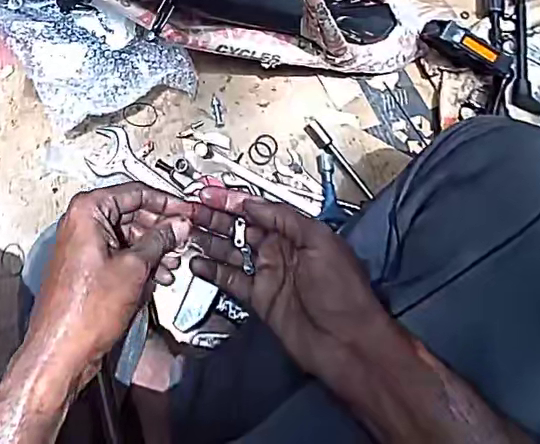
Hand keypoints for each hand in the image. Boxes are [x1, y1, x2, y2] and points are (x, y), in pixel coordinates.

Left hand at [26, 182, 192, 383]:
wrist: (60, 352)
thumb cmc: (84, 311)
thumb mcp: (133, 268)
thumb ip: (159, 240)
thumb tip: (178, 224)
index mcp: (88, 209)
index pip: (135, 191)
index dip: (165, 201)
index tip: (185, 210)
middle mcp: (82, 221)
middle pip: (132, 211)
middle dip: (160, 228)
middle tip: (183, 237)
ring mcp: (83, 243)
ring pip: (127, 234)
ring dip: (153, 248)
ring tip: (173, 261)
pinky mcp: (86, 266)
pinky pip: (118, 253)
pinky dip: (139, 262)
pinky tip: (158, 276)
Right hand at [188, 188, 525, 442]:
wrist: (350, 345)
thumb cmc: (344, 292)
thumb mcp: (319, 241)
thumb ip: (284, 218)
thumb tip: (254, 202)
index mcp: (294, 232)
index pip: (257, 209)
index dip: (233, 200)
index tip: (211, 193)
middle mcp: (279, 249)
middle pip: (240, 226)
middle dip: (216, 216)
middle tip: (192, 208)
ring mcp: (268, 274)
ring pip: (232, 250)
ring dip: (211, 239)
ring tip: (189, 230)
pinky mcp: (260, 299)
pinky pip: (232, 279)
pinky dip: (214, 270)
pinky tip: (199, 261)